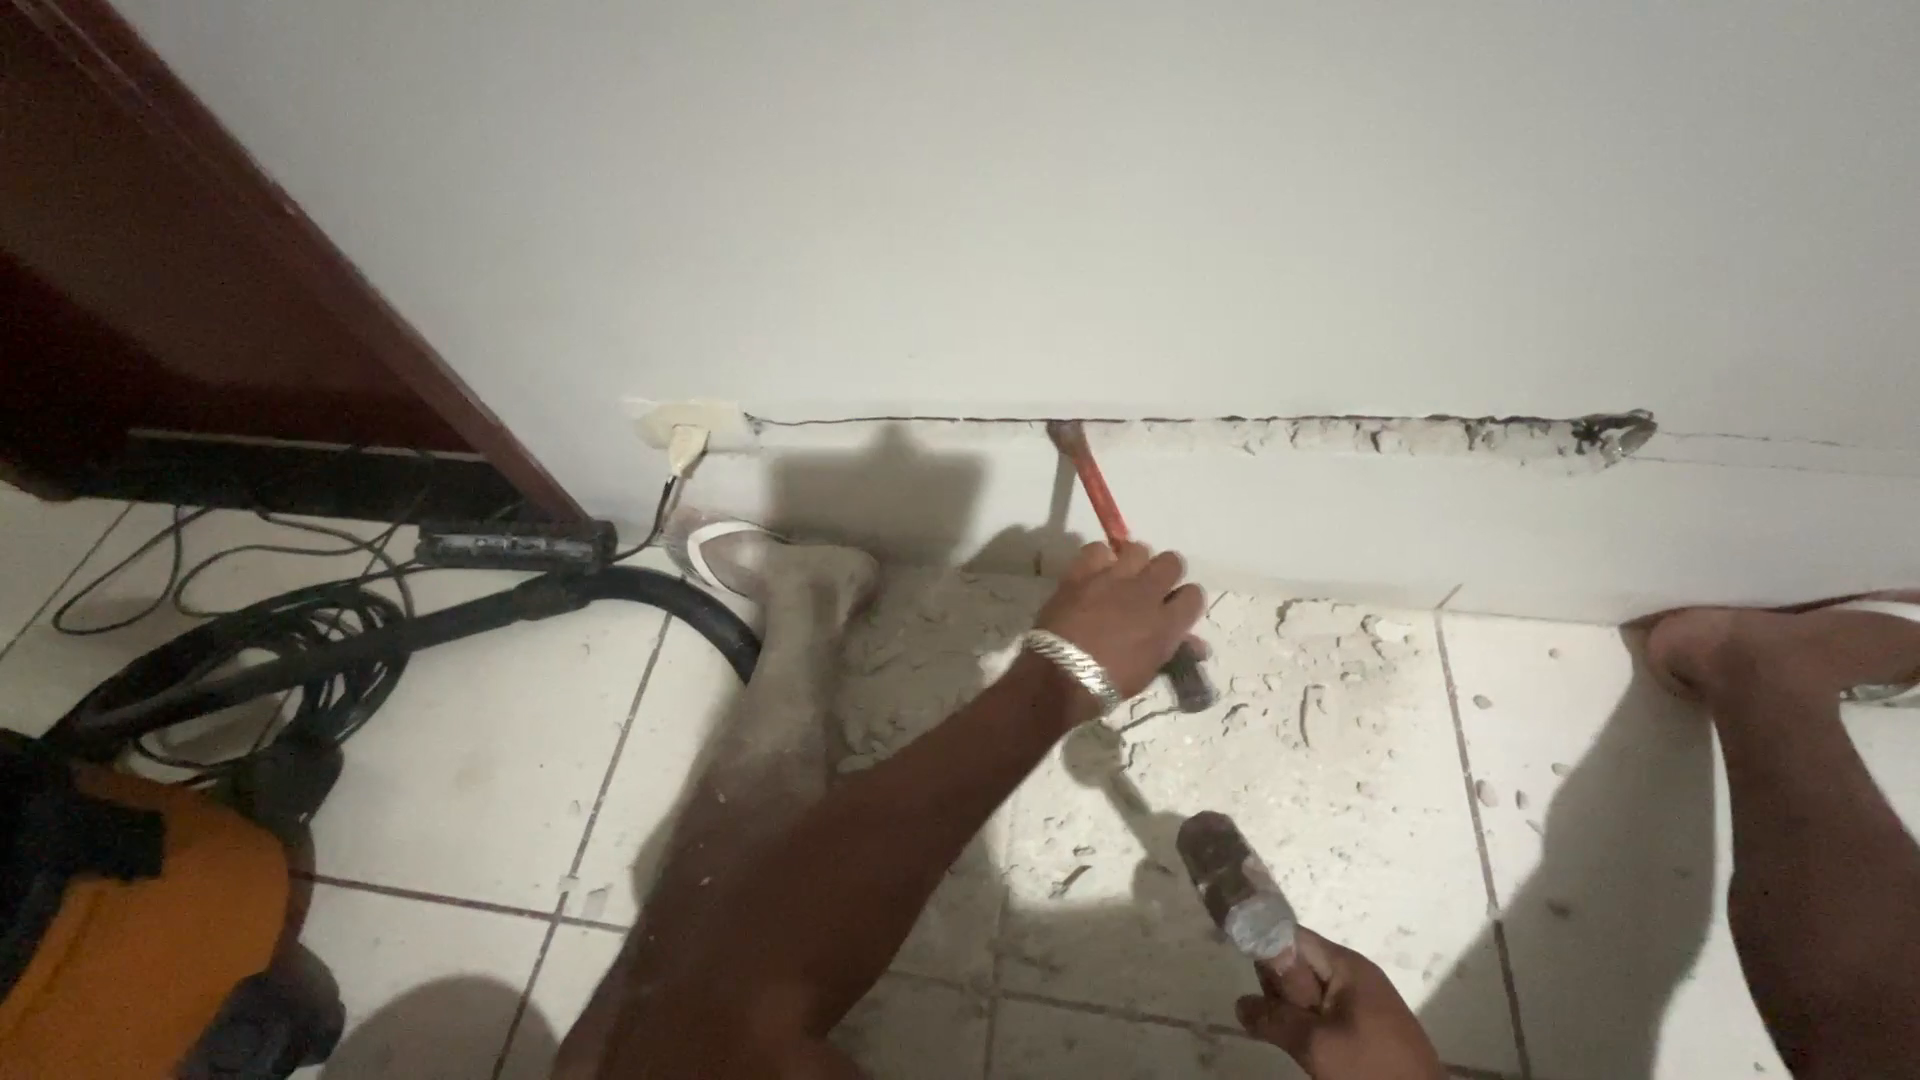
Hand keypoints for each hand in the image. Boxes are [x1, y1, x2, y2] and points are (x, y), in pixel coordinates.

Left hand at [1033, 541, 1205, 709]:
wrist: (1062, 675)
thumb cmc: (1109, 682)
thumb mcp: (1149, 671)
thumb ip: (1174, 649)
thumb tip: (1197, 645)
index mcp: (1167, 623)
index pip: (1194, 594)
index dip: (1185, 600)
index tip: (1173, 607)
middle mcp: (1146, 593)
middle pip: (1171, 562)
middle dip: (1165, 572)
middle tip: (1150, 587)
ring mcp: (1114, 579)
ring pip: (1138, 549)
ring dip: (1134, 562)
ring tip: (1121, 577)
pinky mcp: (1083, 573)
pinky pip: (1097, 549)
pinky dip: (1097, 559)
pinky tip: (1093, 573)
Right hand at [1236, 927, 1444, 1079]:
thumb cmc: (1372, 1073)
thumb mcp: (1314, 1044)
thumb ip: (1273, 1019)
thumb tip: (1240, 1004)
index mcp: (1347, 965)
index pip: (1290, 936)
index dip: (1265, 952)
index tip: (1254, 984)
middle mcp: (1356, 974)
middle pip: (1299, 962)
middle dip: (1281, 990)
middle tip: (1282, 1022)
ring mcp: (1366, 1000)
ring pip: (1310, 991)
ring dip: (1296, 1012)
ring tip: (1300, 1042)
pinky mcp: (1370, 1025)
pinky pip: (1327, 1011)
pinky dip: (1313, 1025)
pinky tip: (1313, 1049)